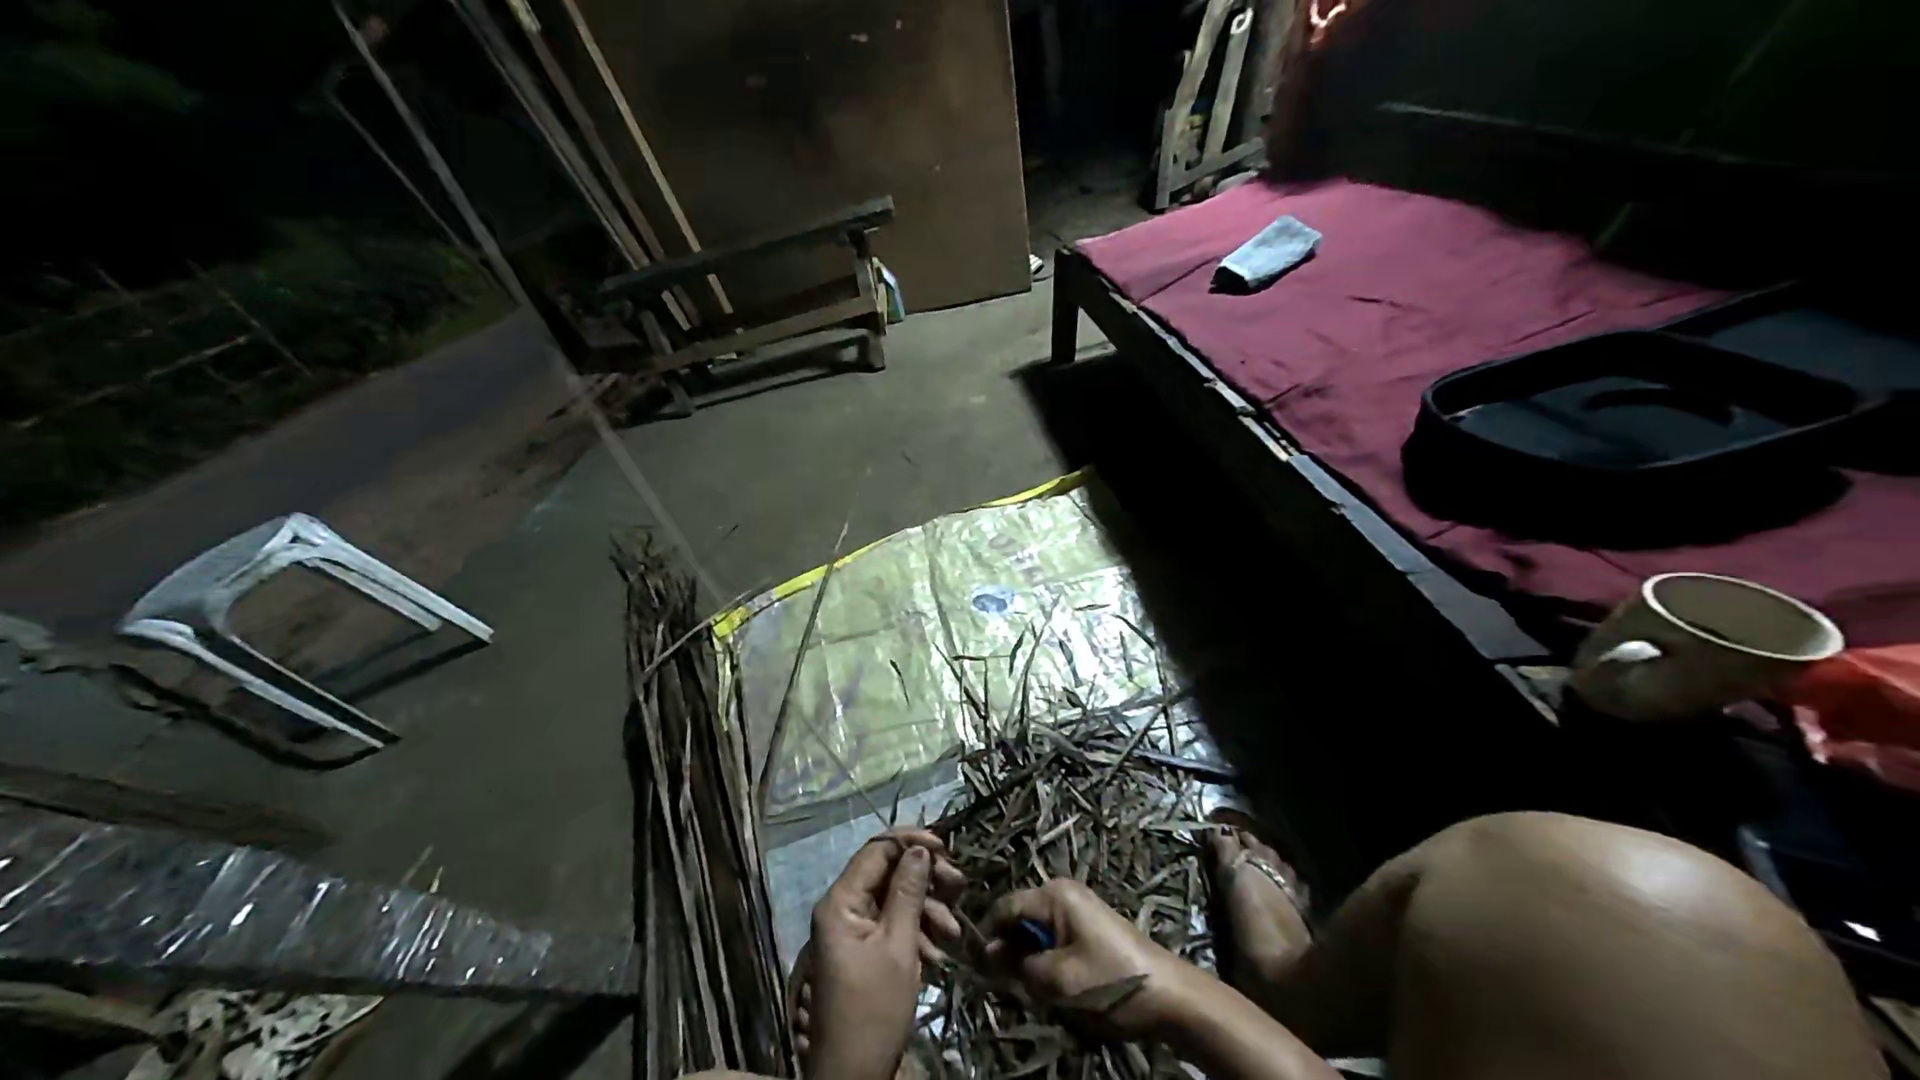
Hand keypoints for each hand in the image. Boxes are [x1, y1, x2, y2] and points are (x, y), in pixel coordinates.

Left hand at [799, 829, 963, 1079]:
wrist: (853, 1076)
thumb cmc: (874, 1010)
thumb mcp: (898, 946)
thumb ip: (908, 892)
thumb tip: (919, 850)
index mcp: (841, 901)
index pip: (877, 850)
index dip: (911, 842)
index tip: (945, 848)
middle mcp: (842, 908)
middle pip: (888, 872)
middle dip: (926, 878)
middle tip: (958, 886)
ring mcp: (852, 930)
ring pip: (895, 900)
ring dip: (927, 910)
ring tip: (953, 932)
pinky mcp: (863, 950)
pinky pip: (892, 925)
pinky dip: (917, 933)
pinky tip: (938, 955)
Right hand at [982, 878, 1200, 1038]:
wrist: (1171, 996)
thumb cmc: (1111, 982)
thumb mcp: (1057, 980)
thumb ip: (1018, 967)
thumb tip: (988, 958)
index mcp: (1054, 894)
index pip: (1004, 908)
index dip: (988, 937)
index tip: (977, 970)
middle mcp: (1063, 893)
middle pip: (1020, 920)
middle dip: (1013, 954)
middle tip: (1014, 988)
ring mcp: (1078, 909)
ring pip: (1036, 934)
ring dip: (1032, 964)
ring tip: (1040, 992)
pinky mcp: (1088, 928)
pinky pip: (1054, 941)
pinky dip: (1049, 963)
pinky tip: (1058, 989)